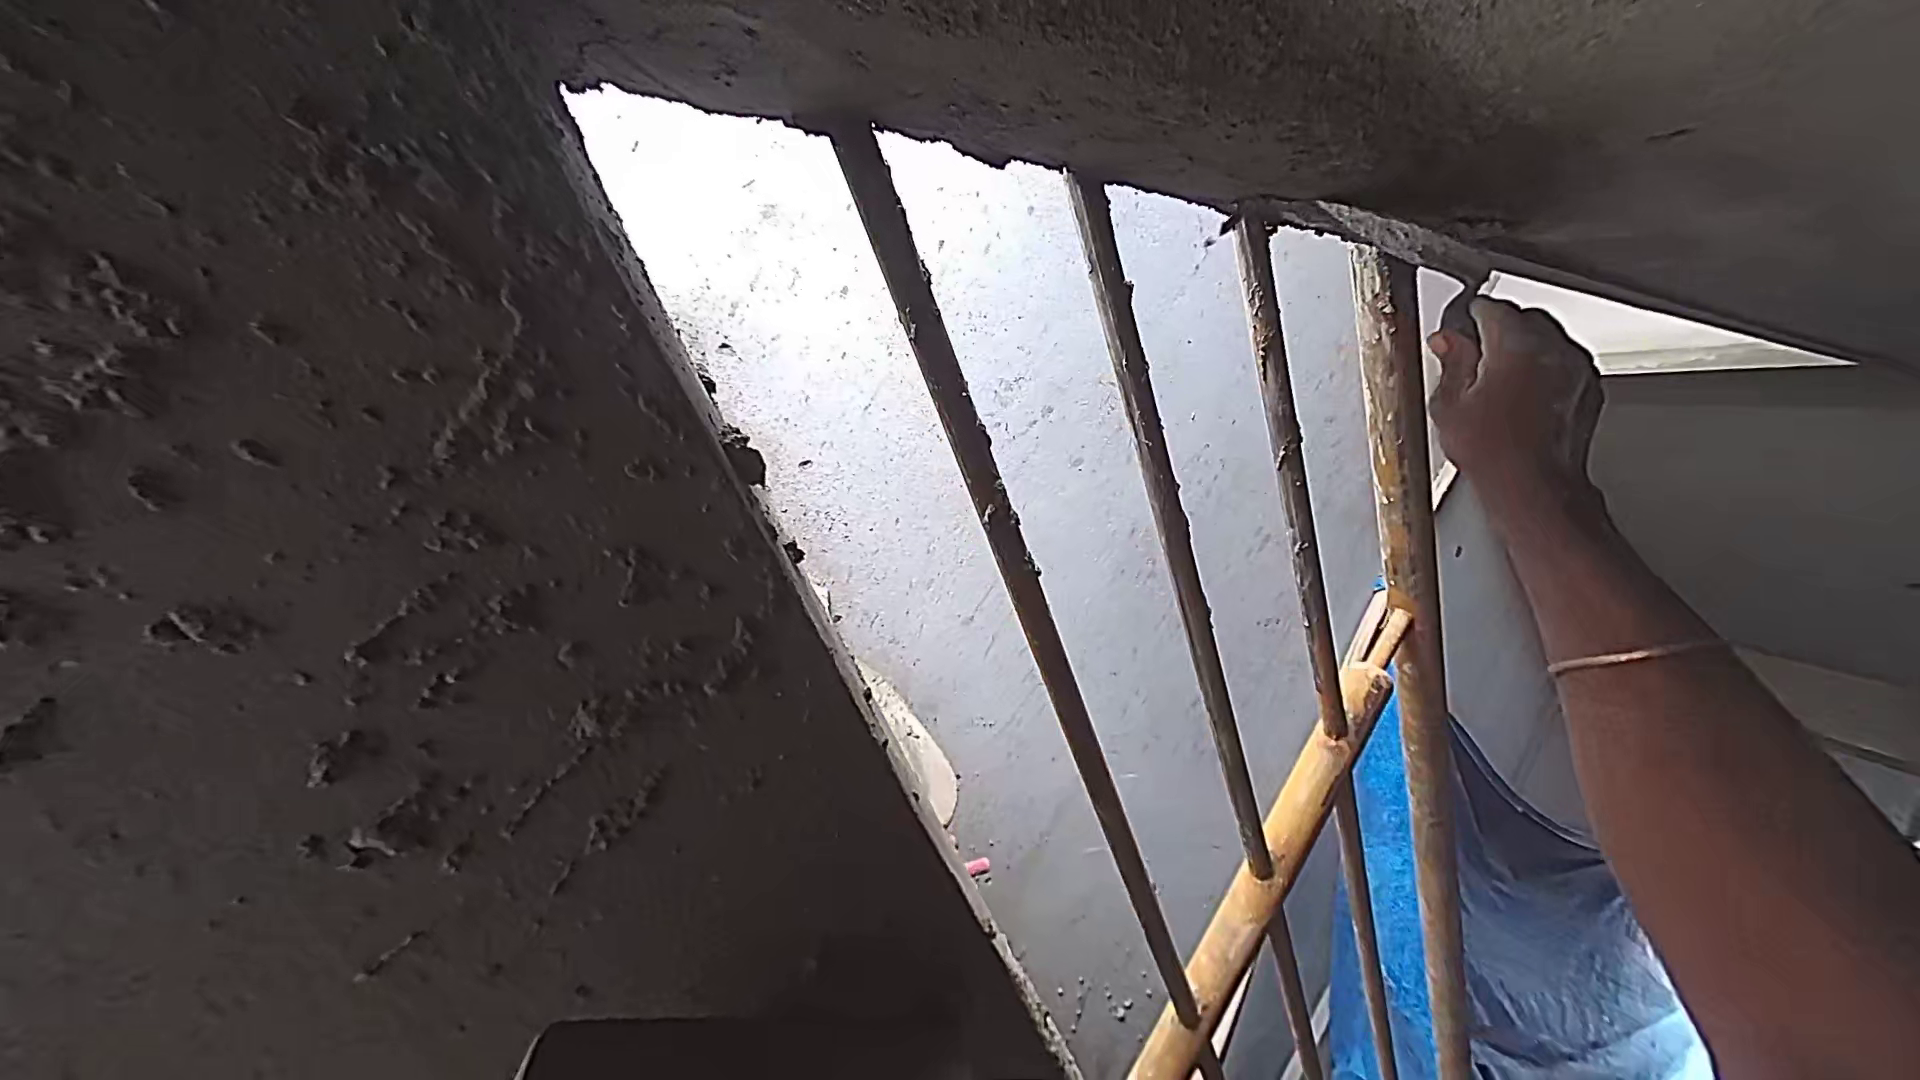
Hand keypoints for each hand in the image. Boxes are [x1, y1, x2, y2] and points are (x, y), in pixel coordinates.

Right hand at [1427, 296, 1603, 509]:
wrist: (1531, 484)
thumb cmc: (1492, 451)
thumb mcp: (1449, 405)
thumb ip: (1450, 363)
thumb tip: (1447, 341)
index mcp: (1517, 347)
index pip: (1495, 309)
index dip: (1471, 314)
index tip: (1457, 324)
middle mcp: (1555, 350)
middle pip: (1527, 319)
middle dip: (1497, 329)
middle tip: (1468, 351)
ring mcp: (1577, 369)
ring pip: (1548, 340)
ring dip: (1521, 349)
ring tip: (1491, 377)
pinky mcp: (1587, 389)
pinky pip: (1562, 364)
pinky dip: (1540, 369)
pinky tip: (1515, 394)